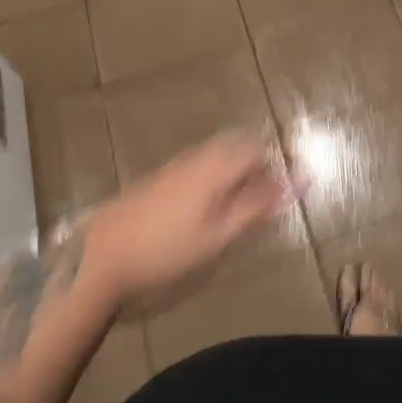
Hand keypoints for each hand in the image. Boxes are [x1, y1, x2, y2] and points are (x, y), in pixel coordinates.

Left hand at [82, 133, 293, 310]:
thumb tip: (301, 180)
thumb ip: (260, 206)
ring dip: (233, 176)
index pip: (256, 147)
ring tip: (235, 214)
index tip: (281, 196)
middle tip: (259, 206)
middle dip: (254, 169)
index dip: (274, 167)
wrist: (100, 256)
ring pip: (216, 157)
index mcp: (215, 165)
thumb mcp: (220, 235)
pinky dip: (213, 182)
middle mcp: (196, 157)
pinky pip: (199, 167)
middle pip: (236, 147)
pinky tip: (204, 215)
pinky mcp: (159, 180)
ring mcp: (174, 167)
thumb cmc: (167, 251)